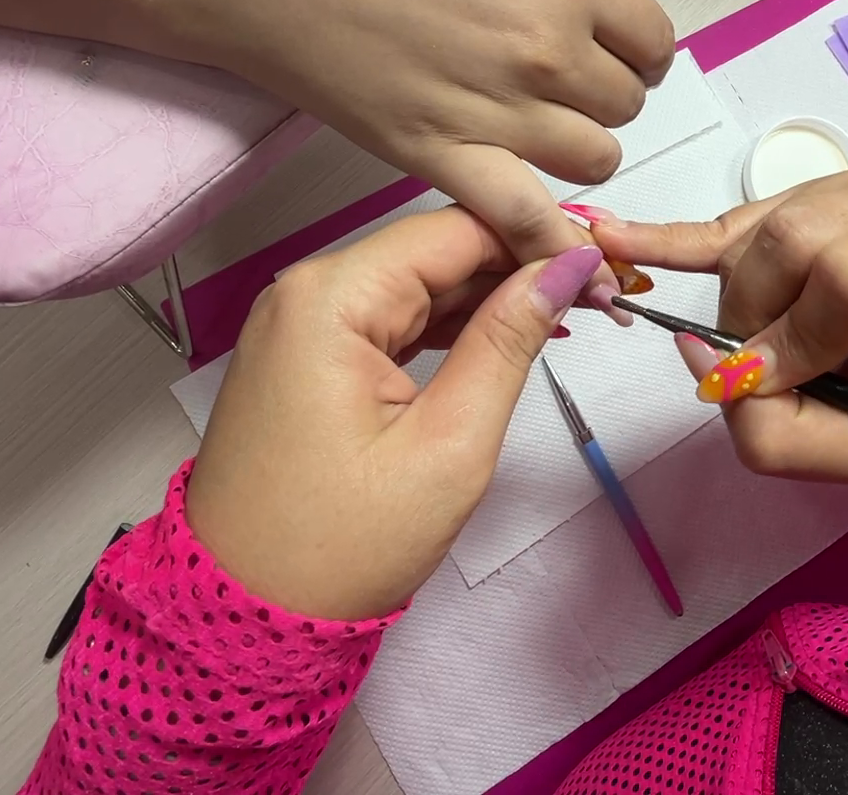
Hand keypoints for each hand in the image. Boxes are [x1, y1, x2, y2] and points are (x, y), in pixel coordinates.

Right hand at [152, 0, 677, 268]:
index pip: (653, 40)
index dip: (639, 45)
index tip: (615, 46)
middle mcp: (545, 51)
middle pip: (627, 103)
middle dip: (608, 91)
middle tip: (568, 77)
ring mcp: (496, 112)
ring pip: (594, 159)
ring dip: (582, 145)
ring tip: (544, 124)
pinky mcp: (441, 159)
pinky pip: (524, 219)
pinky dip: (554, 241)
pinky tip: (571, 256)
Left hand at [183, 209, 601, 620]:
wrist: (244, 617)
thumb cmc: (347, 543)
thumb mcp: (449, 442)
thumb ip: (509, 339)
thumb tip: (567, 265)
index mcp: (332, 296)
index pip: (455, 230)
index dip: (537, 237)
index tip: (603, 264)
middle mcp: (311, 288)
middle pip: (438, 250)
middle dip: (521, 266)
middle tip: (601, 293)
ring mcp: (308, 318)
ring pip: (423, 282)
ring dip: (494, 296)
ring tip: (568, 312)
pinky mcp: (315, 349)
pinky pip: (398, 316)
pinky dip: (455, 322)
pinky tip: (509, 332)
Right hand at [588, 171, 847, 481]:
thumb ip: (779, 434)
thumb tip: (702, 356)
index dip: (800, 337)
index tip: (775, 378)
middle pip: (790, 246)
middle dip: (754, 320)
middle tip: (762, 364)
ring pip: (754, 234)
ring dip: (737, 298)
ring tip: (759, 334)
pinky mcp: (802, 190)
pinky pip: (725, 218)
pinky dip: (665, 238)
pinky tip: (613, 236)